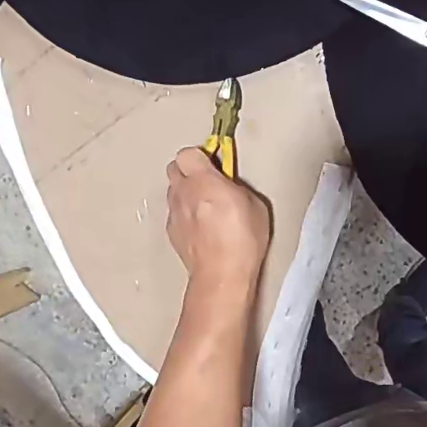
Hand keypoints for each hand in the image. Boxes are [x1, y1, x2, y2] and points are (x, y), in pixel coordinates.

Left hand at [165, 147, 270, 295]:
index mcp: (203, 180)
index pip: (188, 152)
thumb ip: (236, 187)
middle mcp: (182, 193)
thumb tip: (229, 186)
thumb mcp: (254, 203)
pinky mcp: (172, 233)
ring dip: (186, 192)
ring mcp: (174, 213)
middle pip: (174, 168)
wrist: (222, 274)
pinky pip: (175, 213)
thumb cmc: (243, 238)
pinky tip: (203, 227)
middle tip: (209, 180)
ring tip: (207, 206)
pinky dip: (185, 214)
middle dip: (189, 170)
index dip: (202, 156)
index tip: (216, 163)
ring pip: (173, 191)